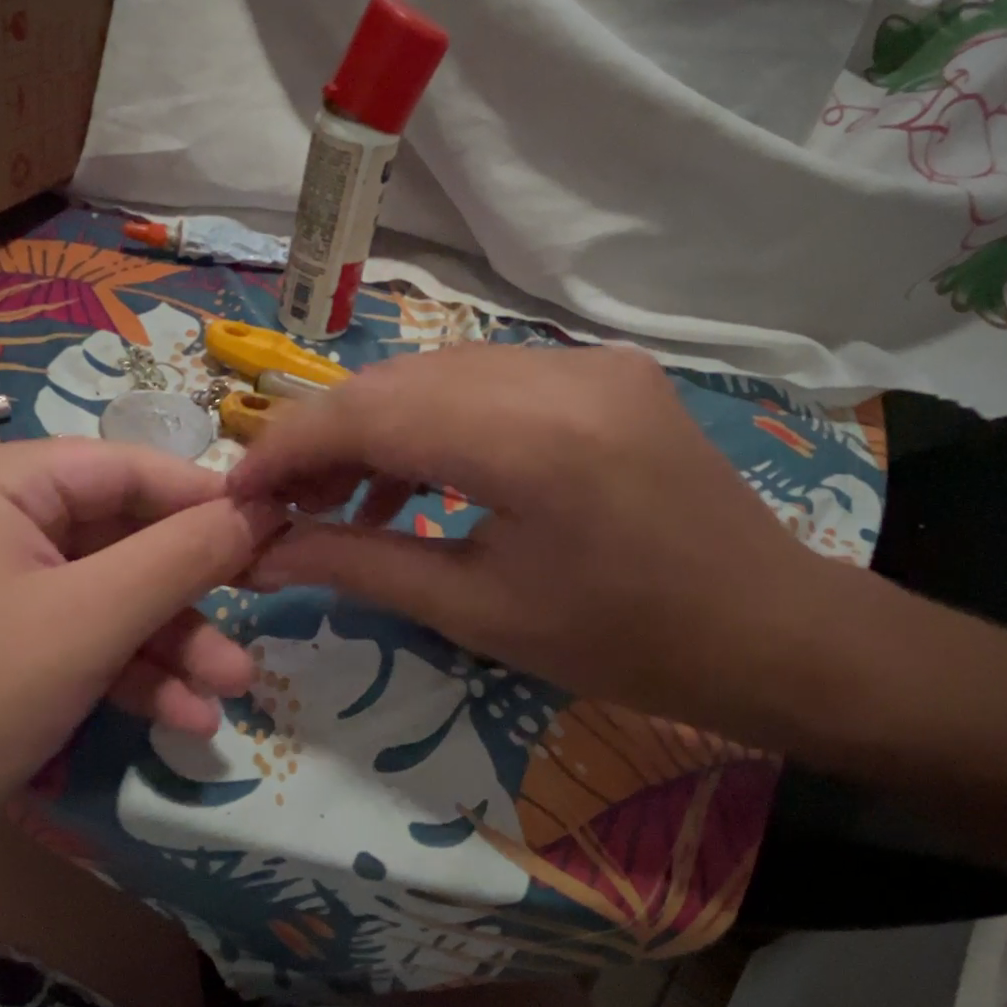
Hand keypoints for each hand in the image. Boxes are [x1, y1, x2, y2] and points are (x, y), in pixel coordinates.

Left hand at [0, 438, 280, 787]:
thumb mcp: (91, 619)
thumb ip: (182, 556)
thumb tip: (262, 508)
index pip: (128, 468)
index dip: (207, 499)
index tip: (279, 529)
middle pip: (122, 538)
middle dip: (191, 593)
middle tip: (264, 618)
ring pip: (107, 596)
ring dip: (170, 644)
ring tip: (231, 691)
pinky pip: (79, 639)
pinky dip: (129, 673)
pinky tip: (183, 718)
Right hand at [228, 344, 829, 737]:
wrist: (770, 632)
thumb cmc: (623, 644)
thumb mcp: (475, 612)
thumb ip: (357, 566)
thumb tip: (259, 554)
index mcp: (532, 440)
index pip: (368, 413)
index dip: (286, 448)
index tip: (236, 493)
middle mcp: (558, 373)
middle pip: (393, 384)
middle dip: (320, 439)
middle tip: (279, 504)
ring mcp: (585, 362)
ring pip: (432, 375)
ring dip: (371, 429)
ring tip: (335, 498)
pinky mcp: (598, 370)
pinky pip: (483, 382)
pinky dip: (428, 424)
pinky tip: (408, 479)